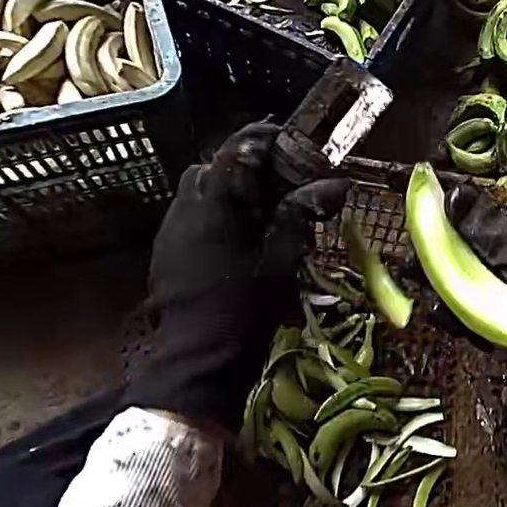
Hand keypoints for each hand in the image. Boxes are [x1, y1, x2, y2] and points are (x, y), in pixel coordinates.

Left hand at [122, 123, 349, 427]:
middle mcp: (187, 203)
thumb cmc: (244, 310)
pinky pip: (198, 213)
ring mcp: (173, 226)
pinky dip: (226, 213)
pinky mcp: (168, 247)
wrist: (196, 364)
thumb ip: (304, 214)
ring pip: (210, 188)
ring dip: (242, 192)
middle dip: (262, 170)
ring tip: (274, 216)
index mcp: (216, 200)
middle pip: (225, 164)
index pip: (244, 145)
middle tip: (296, 191)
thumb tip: (337, 183)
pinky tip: (248, 240)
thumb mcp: (283, 259)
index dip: (277, 143)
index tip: (306, 159)